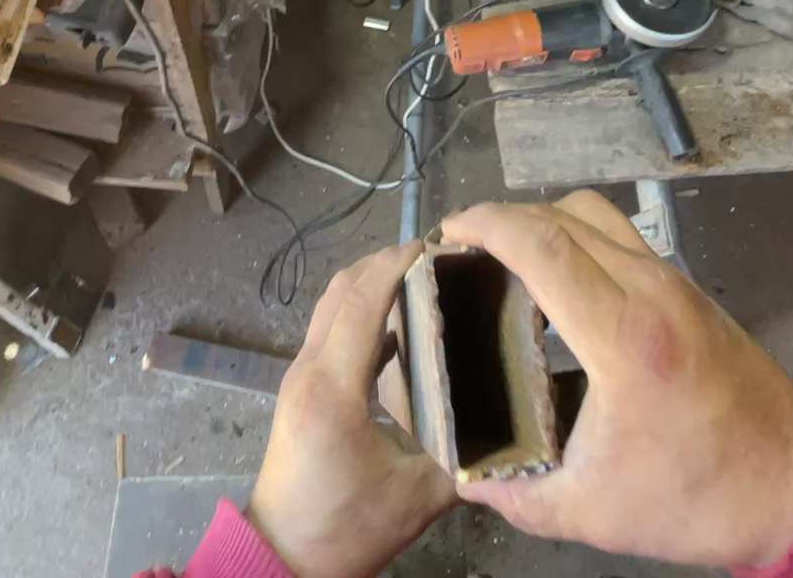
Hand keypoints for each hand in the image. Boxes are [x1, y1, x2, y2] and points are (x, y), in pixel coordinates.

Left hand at [249, 242, 455, 577]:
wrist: (282, 556)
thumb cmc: (345, 528)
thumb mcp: (416, 498)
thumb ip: (463, 455)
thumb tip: (510, 424)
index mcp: (333, 388)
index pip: (361, 303)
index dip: (394, 265)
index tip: (431, 245)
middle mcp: (308, 368)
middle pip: (341, 289)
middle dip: (384, 262)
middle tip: (432, 256)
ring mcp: (298, 372)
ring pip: (331, 302)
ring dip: (369, 280)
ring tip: (417, 278)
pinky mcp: (300, 381)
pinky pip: (330, 323)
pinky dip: (360, 305)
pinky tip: (397, 321)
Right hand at [442, 191, 792, 569]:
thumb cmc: (697, 497)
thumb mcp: (594, 512)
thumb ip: (516, 492)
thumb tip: (463, 472)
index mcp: (623, 336)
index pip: (542, 246)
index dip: (486, 225)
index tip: (448, 233)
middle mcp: (647, 288)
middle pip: (559, 216)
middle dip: (501, 217)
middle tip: (462, 244)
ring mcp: (669, 278)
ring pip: (591, 211)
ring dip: (539, 217)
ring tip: (504, 250)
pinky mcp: (682, 283)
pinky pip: (616, 230)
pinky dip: (572, 230)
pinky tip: (555, 270)